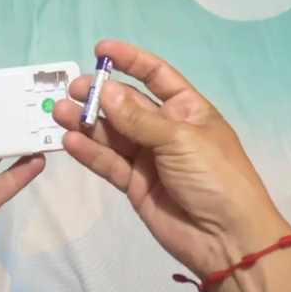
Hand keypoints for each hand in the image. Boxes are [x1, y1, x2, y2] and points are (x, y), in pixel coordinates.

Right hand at [53, 40, 288, 277]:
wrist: (229, 241)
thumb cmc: (216, 176)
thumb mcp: (180, 140)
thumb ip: (138, 118)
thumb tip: (105, 90)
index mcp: (186, 109)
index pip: (155, 75)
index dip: (129, 60)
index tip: (100, 50)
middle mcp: (165, 128)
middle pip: (126, 104)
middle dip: (99, 95)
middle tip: (72, 90)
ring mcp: (149, 157)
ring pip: (112, 133)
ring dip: (87, 122)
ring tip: (61, 114)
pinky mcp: (136, 184)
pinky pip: (109, 162)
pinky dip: (90, 152)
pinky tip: (70, 142)